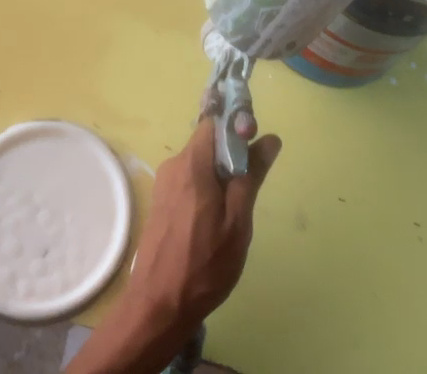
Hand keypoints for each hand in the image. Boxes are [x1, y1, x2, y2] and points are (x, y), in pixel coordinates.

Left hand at [67, 120, 279, 373]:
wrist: (158, 305)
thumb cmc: (205, 263)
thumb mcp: (238, 220)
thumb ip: (251, 175)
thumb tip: (268, 138)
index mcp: (192, 164)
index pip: (214, 121)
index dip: (237, 125)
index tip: (255, 145)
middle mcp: (174, 166)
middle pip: (208, 142)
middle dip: (233, 155)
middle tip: (250, 188)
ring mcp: (164, 185)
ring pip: (200, 164)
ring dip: (221, 176)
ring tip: (235, 213)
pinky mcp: (161, 203)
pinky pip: (189, 182)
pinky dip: (207, 190)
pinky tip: (215, 222)